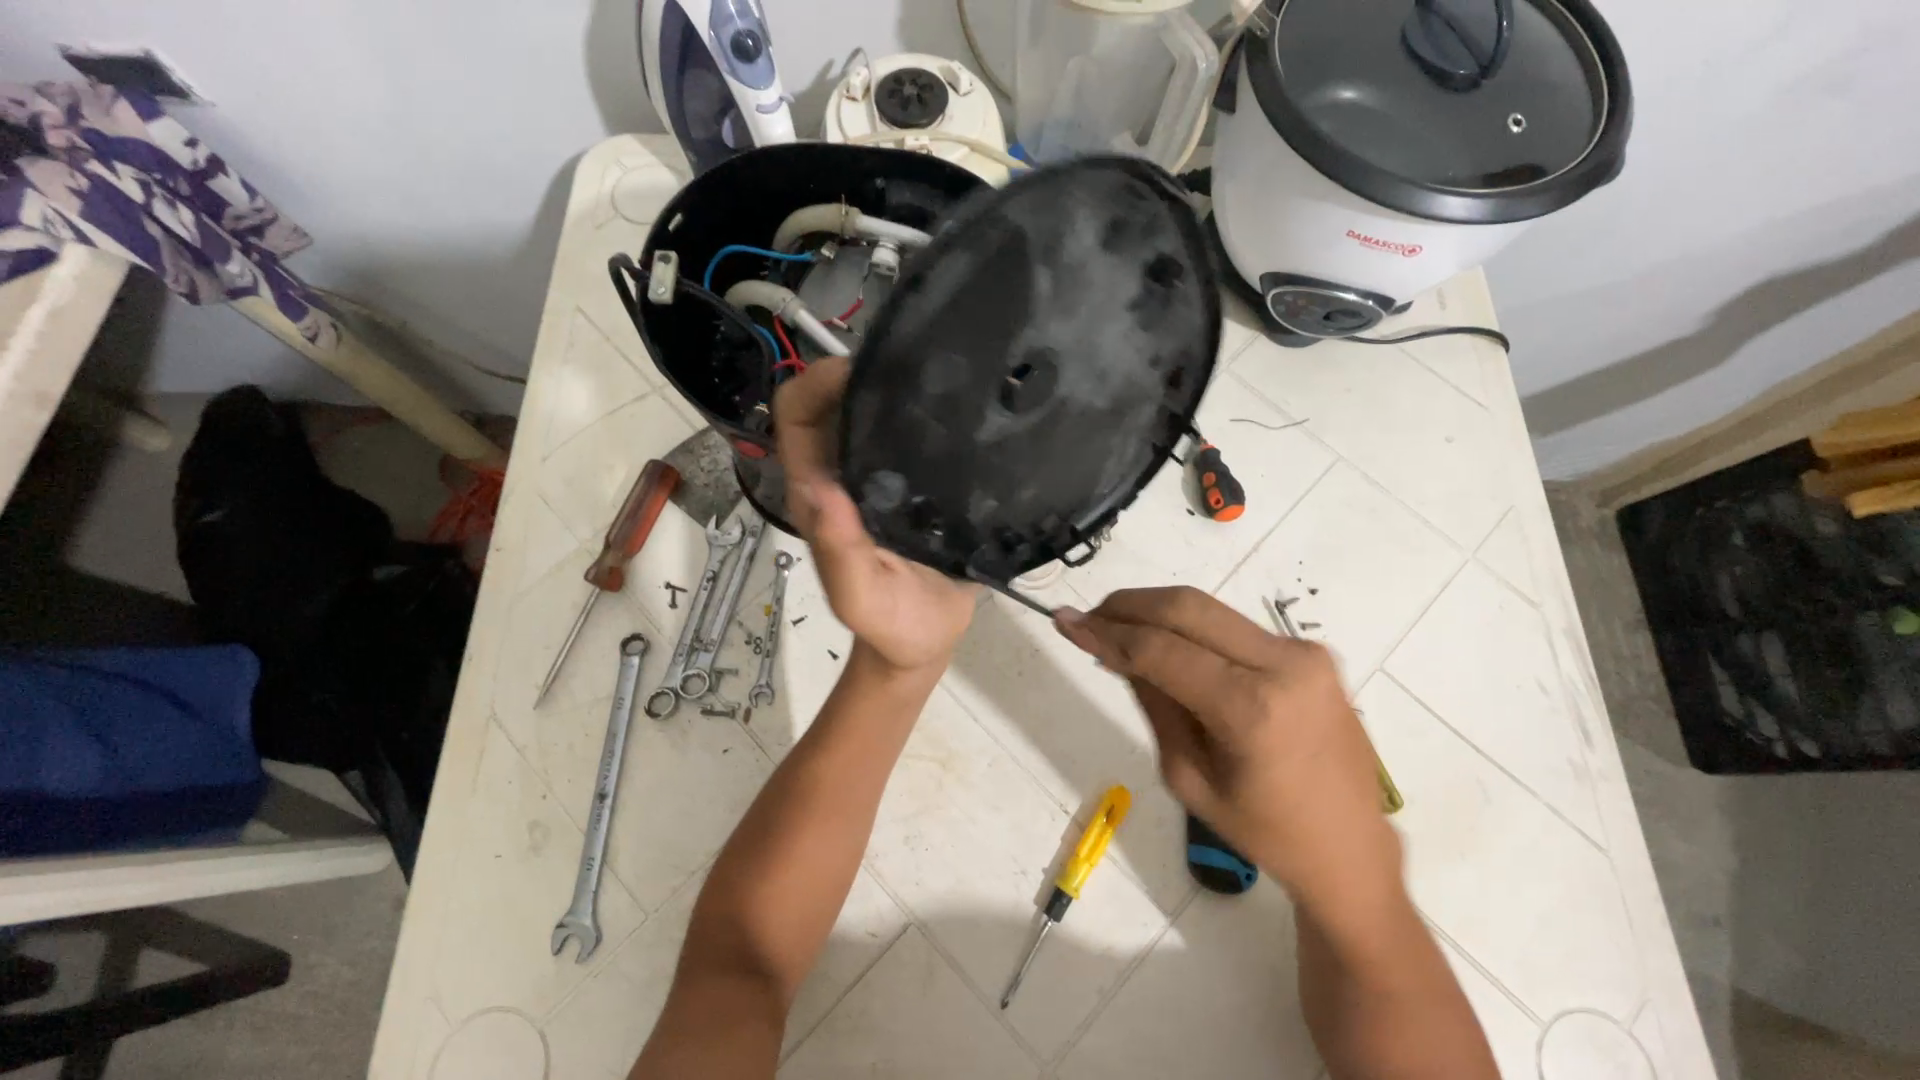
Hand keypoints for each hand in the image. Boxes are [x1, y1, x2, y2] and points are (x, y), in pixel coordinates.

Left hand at [773, 356, 976, 672]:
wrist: (928, 642)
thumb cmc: (891, 625)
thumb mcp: (861, 598)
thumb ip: (839, 551)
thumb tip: (820, 488)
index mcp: (820, 494)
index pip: (795, 417)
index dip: (814, 385)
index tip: (860, 370)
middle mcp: (844, 475)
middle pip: (834, 404)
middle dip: (861, 373)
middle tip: (914, 361)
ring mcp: (880, 478)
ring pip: (874, 413)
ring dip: (896, 387)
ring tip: (942, 374)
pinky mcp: (916, 484)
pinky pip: (913, 435)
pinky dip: (927, 413)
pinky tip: (962, 407)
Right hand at [1053, 587, 1397, 907]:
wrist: (1351, 847)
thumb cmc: (1265, 832)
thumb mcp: (1189, 776)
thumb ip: (1154, 704)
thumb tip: (1118, 651)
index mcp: (1252, 709)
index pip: (1161, 650)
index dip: (1106, 632)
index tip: (1065, 622)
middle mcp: (1284, 665)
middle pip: (1188, 608)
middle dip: (1129, 605)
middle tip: (1089, 616)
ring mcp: (1304, 654)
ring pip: (1211, 611)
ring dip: (1159, 613)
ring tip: (1118, 630)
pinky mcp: (1311, 654)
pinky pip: (1236, 629)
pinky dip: (1193, 630)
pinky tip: (1166, 646)